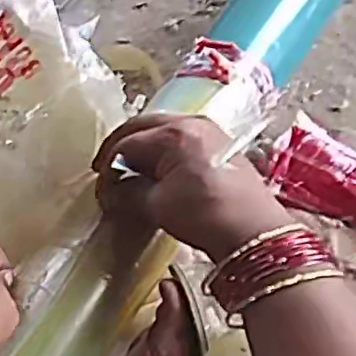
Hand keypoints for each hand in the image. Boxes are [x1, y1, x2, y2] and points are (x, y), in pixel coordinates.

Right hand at [94, 114, 292, 256]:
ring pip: (165, 131)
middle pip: (145, 127)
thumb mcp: (157, 206)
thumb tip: (113, 190)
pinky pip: (183, 140)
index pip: (126, 143)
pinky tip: (160, 171)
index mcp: (172, 133)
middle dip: (122, 147)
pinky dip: (165, 152)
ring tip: (132, 170)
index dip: (109, 166)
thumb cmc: (204, 216)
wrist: (254, 232)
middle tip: (107, 169)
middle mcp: (192, 123)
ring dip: (144, 147)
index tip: (101, 187)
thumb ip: (129, 193)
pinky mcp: (223, 146)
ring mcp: (211, 131)